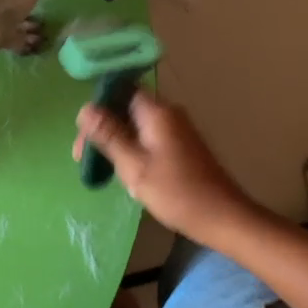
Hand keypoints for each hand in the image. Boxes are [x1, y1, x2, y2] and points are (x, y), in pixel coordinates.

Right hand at [74, 90, 251, 236]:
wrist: (224, 219)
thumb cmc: (177, 193)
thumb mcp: (134, 165)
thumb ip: (109, 135)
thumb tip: (84, 108)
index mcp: (157, 112)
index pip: (121, 88)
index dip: (98, 104)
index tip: (83, 132)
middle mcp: (168, 113)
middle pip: (126, 106)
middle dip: (102, 126)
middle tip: (84, 157)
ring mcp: (176, 129)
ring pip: (135, 123)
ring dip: (115, 140)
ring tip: (100, 166)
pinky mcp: (180, 146)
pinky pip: (147, 136)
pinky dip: (131, 148)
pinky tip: (123, 169)